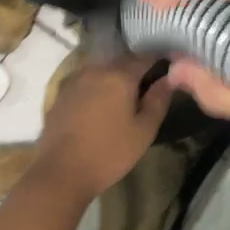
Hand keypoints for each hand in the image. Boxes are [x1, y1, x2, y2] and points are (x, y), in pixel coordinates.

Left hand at [28, 55, 172, 199]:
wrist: (60, 173)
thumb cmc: (109, 153)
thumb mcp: (144, 131)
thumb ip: (158, 100)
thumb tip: (170, 77)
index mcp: (120, 75)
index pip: (145, 56)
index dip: (159, 59)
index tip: (169, 66)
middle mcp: (96, 69)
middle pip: (122, 61)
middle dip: (136, 68)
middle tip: (146, 85)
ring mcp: (75, 80)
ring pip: (102, 69)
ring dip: (114, 76)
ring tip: (122, 96)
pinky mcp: (61, 93)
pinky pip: (85, 80)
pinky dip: (96, 86)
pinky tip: (98, 105)